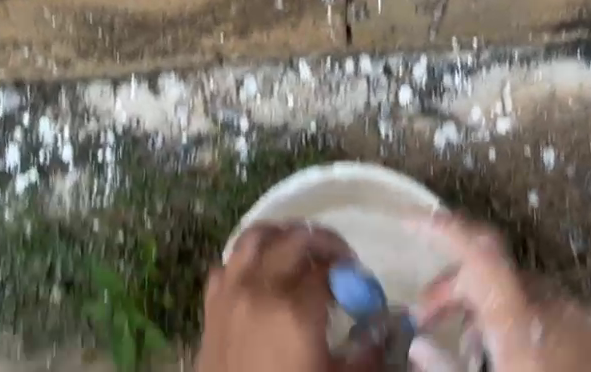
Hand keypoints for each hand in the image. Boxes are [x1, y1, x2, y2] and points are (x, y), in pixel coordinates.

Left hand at [195, 222, 378, 371]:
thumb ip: (365, 355)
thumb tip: (380, 329)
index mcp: (296, 311)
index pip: (329, 268)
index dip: (348, 268)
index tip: (358, 280)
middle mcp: (262, 289)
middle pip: (296, 240)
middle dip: (323, 243)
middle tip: (339, 260)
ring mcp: (231, 292)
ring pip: (256, 236)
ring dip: (282, 235)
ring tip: (300, 249)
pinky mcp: (210, 306)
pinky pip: (228, 263)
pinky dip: (247, 259)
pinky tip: (262, 274)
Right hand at [410, 213, 590, 371]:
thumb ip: (448, 367)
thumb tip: (419, 343)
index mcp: (518, 315)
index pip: (475, 249)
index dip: (440, 227)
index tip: (409, 220)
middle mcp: (548, 302)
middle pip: (490, 271)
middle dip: (451, 286)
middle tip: (424, 316)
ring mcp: (579, 315)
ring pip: (518, 294)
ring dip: (484, 310)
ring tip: (469, 351)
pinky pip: (548, 312)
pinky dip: (519, 323)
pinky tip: (514, 359)